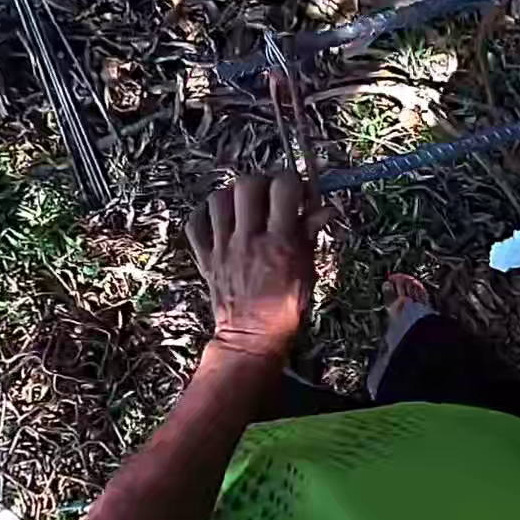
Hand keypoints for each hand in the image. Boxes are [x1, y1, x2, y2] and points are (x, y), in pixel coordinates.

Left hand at [186, 171, 333, 361]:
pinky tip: (219, 219)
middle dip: (261, 183)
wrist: (252, 338)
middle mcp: (248, 240)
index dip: (291, 182)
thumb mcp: (307, 272)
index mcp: (279, 243)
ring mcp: (222, 248)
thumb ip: (310, 236)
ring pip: (218, 199)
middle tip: (267, 196)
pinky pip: (194, 223)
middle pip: (247, 185)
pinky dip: (204, 214)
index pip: (284, 188)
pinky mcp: (205, 258)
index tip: (294, 193)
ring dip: (232, 196)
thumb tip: (324, 209)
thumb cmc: (285, 309)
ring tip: (243, 206)